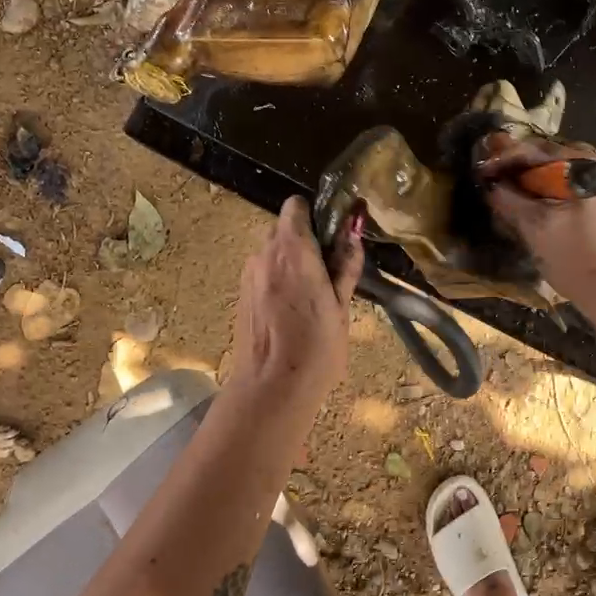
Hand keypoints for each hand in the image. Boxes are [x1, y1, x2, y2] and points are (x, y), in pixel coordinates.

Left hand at [228, 197, 364, 413]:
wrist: (270, 389)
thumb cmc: (315, 347)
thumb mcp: (342, 304)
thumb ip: (346, 262)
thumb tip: (354, 228)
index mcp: (292, 248)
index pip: (297, 205)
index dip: (316, 216)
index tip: (332, 239)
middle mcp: (264, 253)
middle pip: (284, 228)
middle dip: (305, 241)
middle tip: (327, 272)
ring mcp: (248, 273)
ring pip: (272, 251)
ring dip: (291, 262)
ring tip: (311, 297)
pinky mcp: (241, 294)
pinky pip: (263, 272)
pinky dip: (278, 279)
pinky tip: (292, 311)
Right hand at [481, 139, 595, 304]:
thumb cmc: (578, 261)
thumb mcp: (536, 228)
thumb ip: (509, 199)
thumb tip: (489, 182)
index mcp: (591, 165)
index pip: (537, 151)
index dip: (504, 158)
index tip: (481, 169)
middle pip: (550, 156)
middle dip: (519, 168)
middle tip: (490, 178)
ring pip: (560, 169)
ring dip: (534, 178)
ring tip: (507, 189)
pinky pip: (573, 181)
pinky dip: (551, 188)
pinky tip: (532, 199)